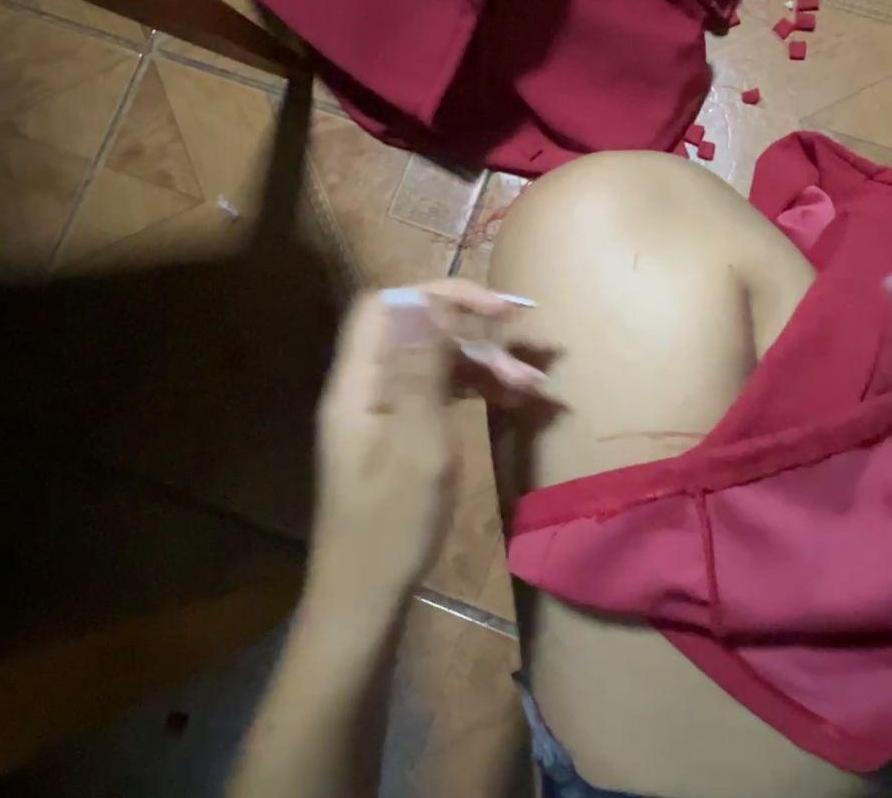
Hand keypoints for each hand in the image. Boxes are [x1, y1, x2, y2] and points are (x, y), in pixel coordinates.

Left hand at [313, 280, 545, 588]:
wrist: (364, 597)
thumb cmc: (391, 527)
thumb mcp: (416, 446)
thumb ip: (421, 371)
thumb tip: (428, 302)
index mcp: (357, 384)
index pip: (389, 306)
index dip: (442, 294)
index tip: (496, 308)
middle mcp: (365, 386)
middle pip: (417, 328)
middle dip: (474, 327)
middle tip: (527, 338)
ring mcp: (382, 410)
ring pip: (435, 360)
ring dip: (484, 362)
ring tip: (534, 382)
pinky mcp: (399, 431)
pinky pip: (439, 392)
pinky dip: (475, 389)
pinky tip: (513, 399)